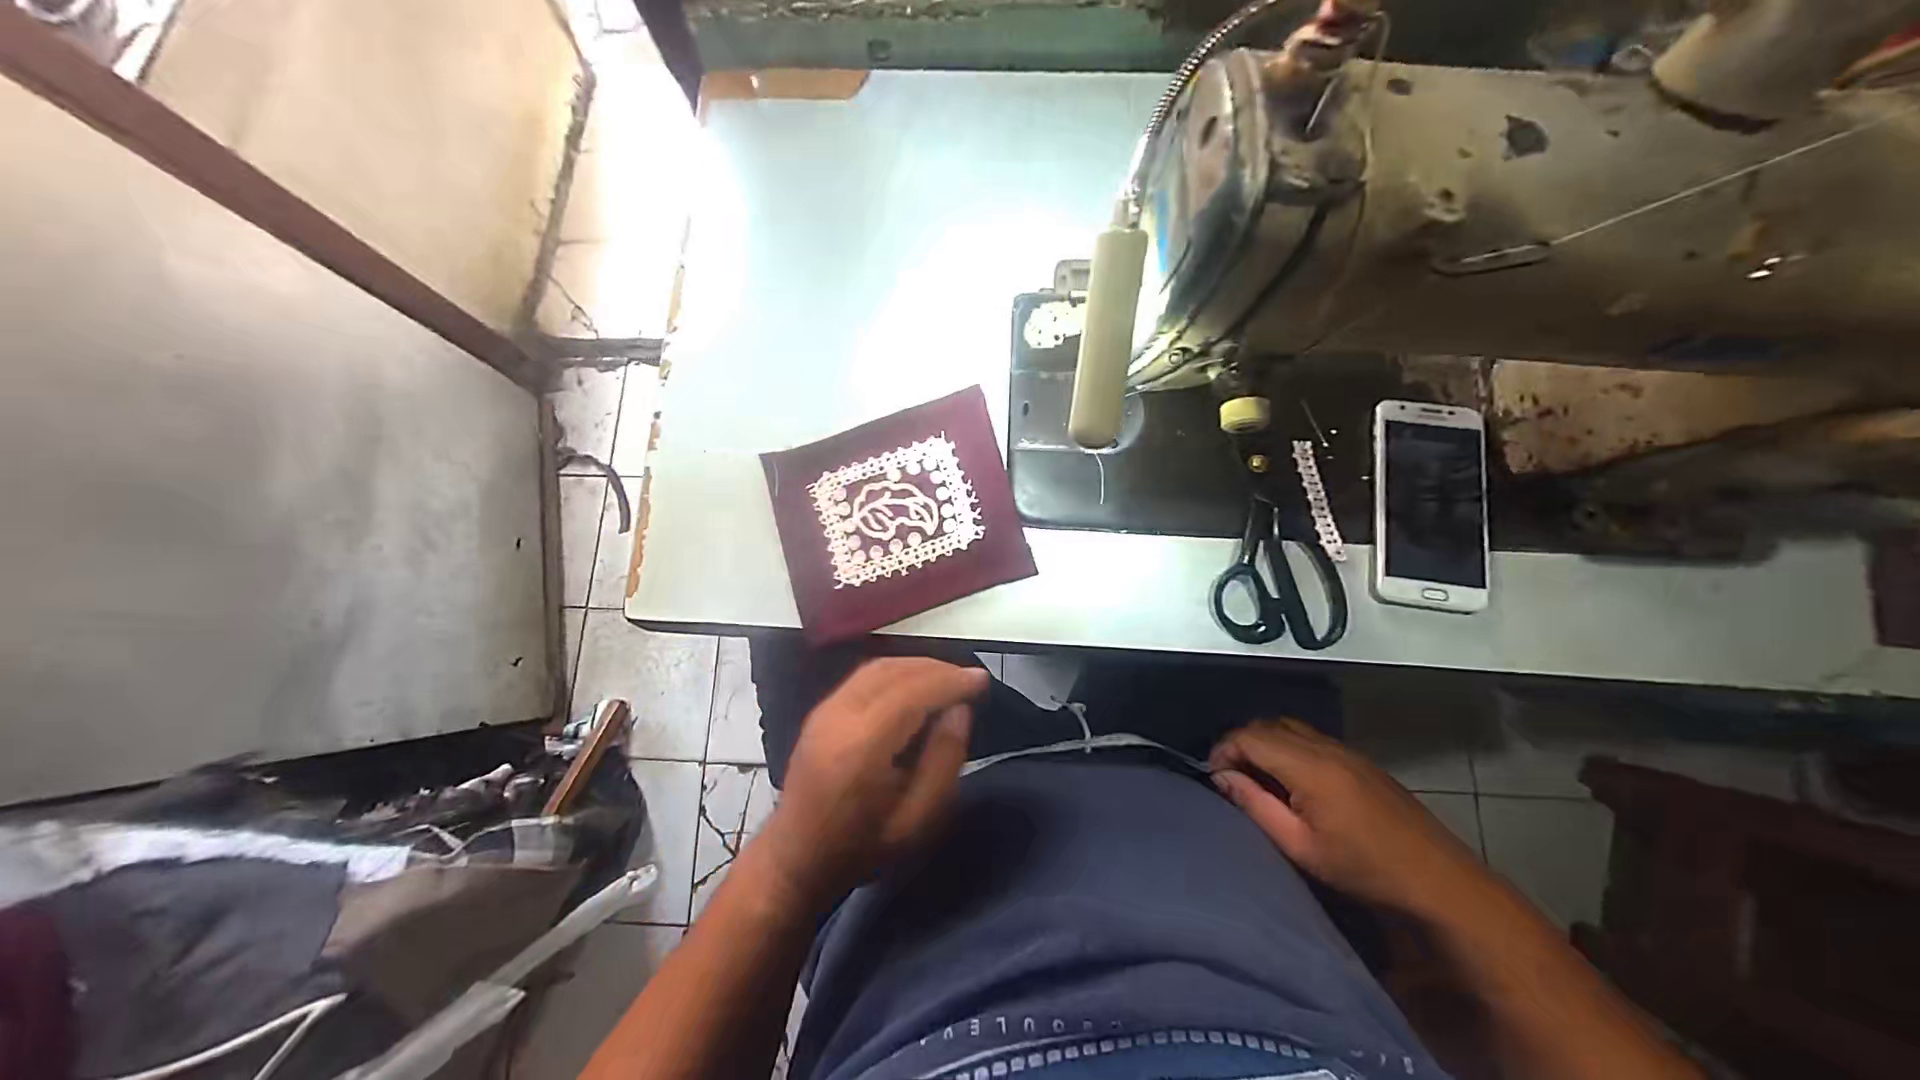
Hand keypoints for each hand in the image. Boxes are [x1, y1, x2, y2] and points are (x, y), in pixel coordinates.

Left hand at [757, 657, 987, 906]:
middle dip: (937, 669)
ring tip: (948, 680)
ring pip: (876, 668)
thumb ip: (943, 762)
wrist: (795, 860)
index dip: (950, 681)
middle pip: (893, 671)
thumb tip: (959, 710)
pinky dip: (896, 673)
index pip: (911, 693)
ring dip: (916, 667)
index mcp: (861, 748)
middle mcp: (838, 718)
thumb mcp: (916, 821)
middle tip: (969, 680)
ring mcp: (823, 712)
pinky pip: (863, 678)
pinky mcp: (819, 713)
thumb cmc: (860, 848)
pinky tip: (915, 686)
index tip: (981, 680)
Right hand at [1209, 718, 1489, 916]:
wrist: (1440, 881)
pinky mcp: (1361, 761)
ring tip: (1255, 776)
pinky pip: (1311, 738)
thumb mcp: (1300, 846)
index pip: (1250, 736)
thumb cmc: (1364, 870)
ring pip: (1291, 728)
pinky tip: (1289, 779)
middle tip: (1229, 775)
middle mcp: (1328, 748)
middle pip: (1269, 724)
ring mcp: (1348, 751)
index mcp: (1310, 767)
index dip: (1224, 749)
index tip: (1214, 776)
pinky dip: (1288, 747)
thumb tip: (1221, 776)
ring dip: (1265, 742)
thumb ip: (1255, 805)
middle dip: (1241, 742)